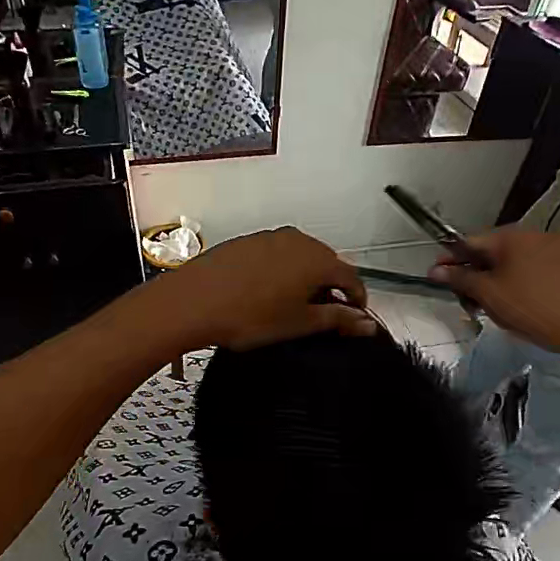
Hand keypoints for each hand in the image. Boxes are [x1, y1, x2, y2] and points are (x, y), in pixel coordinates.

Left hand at [159, 227, 375, 349]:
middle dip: (332, 287)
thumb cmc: (250, 316)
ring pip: (303, 256)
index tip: (354, 317)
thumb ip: (338, 319)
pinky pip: (279, 253)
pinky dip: (285, 270)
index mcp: (318, 260)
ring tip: (297, 305)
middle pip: (328, 263)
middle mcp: (299, 241)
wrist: (192, 302)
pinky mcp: (249, 240)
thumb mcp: (299, 323)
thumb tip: (367, 323)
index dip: (357, 299)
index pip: (352, 277)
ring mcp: (272, 237)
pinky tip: (270, 291)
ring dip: (308, 277)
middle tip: (326, 314)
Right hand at [428, 226, 559, 353]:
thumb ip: (460, 279)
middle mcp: (531, 235)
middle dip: (473, 276)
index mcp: (509, 236)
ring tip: (493, 311)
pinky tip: (520, 310)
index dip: (449, 261)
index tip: (437, 281)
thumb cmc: (534, 308)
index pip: (467, 243)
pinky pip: (531, 273)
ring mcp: (553, 250)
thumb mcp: (489, 295)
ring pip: (511, 264)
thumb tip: (435, 270)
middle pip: (490, 252)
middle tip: (467, 304)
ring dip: (495, 284)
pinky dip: (517, 287)